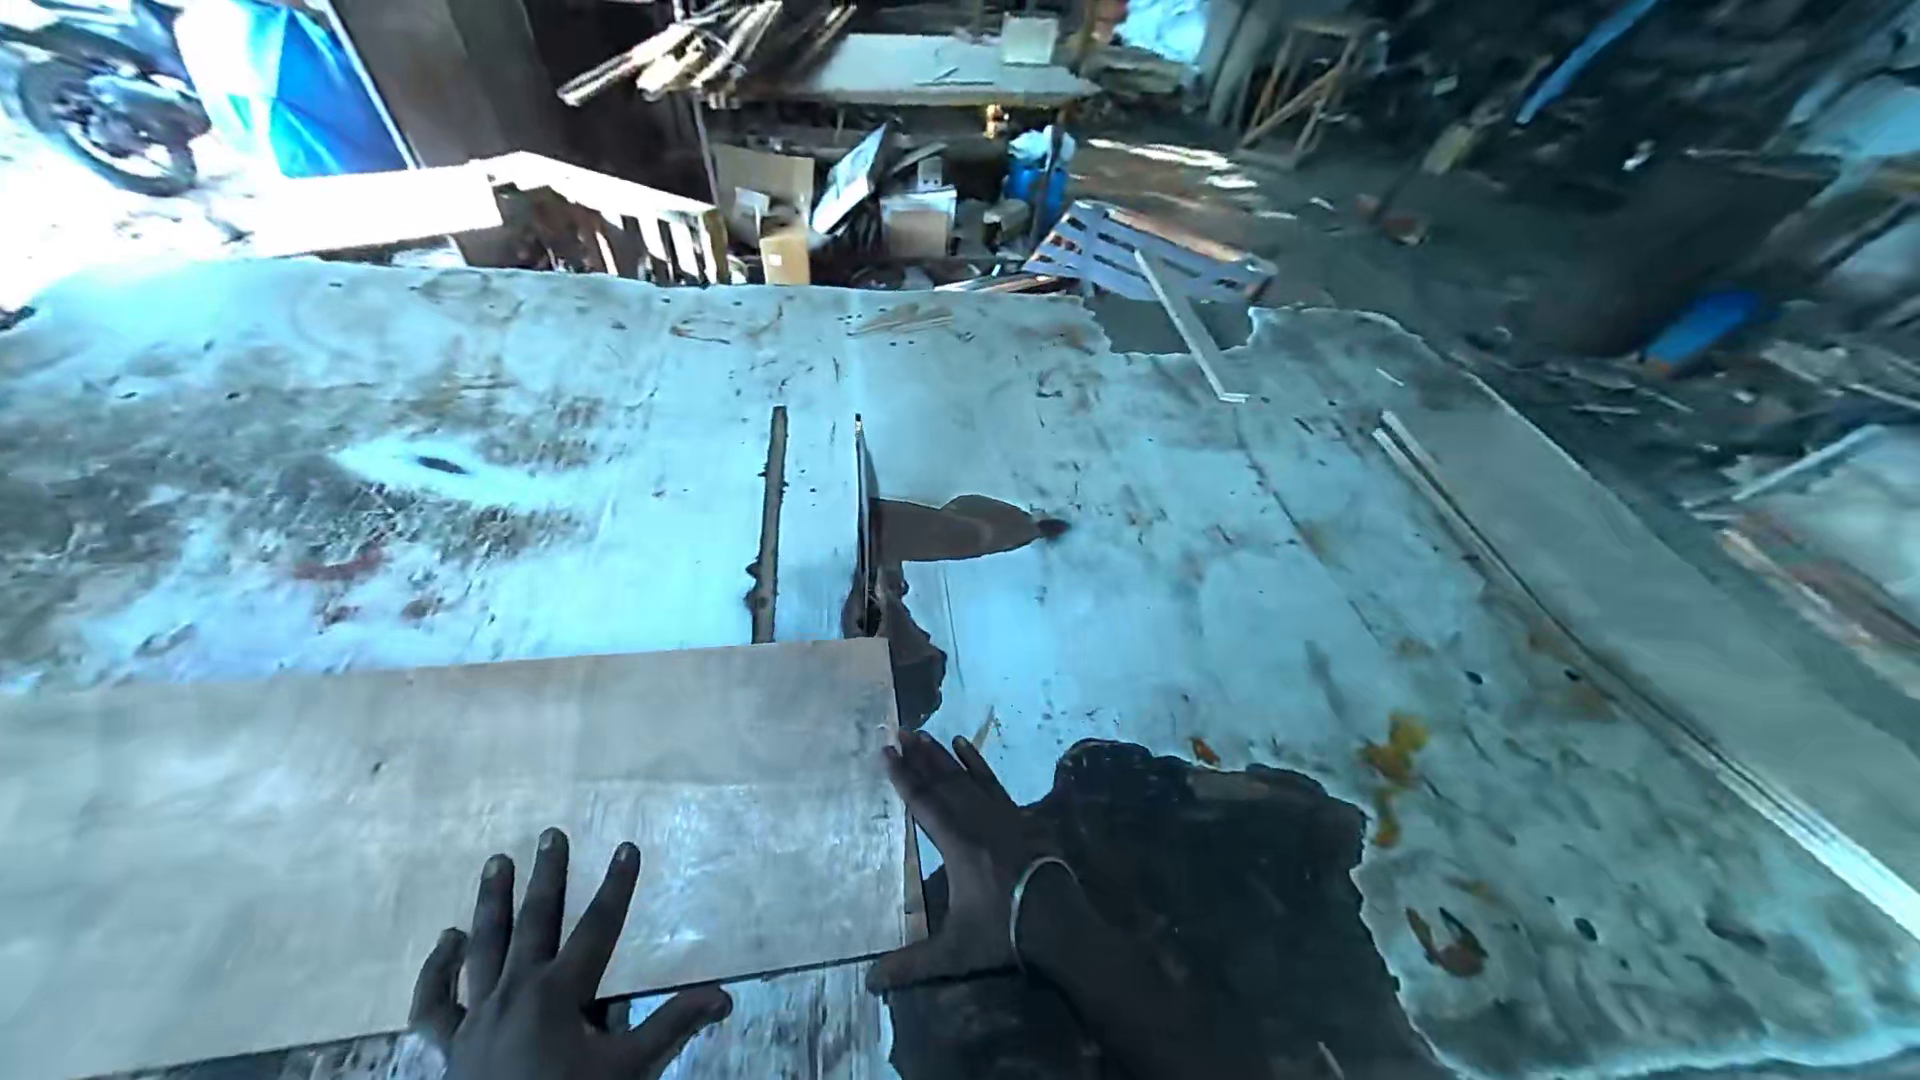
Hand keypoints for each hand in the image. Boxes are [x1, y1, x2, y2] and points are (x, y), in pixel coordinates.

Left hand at [411, 828, 732, 1079]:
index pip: (597, 926)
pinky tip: (445, 941)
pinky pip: (434, 1005)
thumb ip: (672, 1025)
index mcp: (557, 995)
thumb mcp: (626, 1071)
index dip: (616, 885)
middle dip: (547, 875)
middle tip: (551, 835)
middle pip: (535, 921)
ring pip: (483, 948)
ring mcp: (476, 1019)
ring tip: (496, 862)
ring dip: (491, 903)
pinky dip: (435, 972)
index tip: (627, 847)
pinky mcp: (450, 1046)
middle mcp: (514, 994)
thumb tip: (724, 995)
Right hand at [867, 731, 1065, 991]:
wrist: (1053, 917)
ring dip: (939, 754)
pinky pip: (990, 779)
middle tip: (898, 730)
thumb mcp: (953, 951)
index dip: (902, 776)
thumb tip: (868, 984)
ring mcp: (996, 811)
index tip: (885, 752)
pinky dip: (976, 761)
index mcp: (954, 843)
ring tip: (921, 733)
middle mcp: (972, 819)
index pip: (921, 802)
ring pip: (962, 775)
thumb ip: (910, 964)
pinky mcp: (1013, 812)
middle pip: (940, 780)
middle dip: (917, 755)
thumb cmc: (1000, 929)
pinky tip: (963, 744)